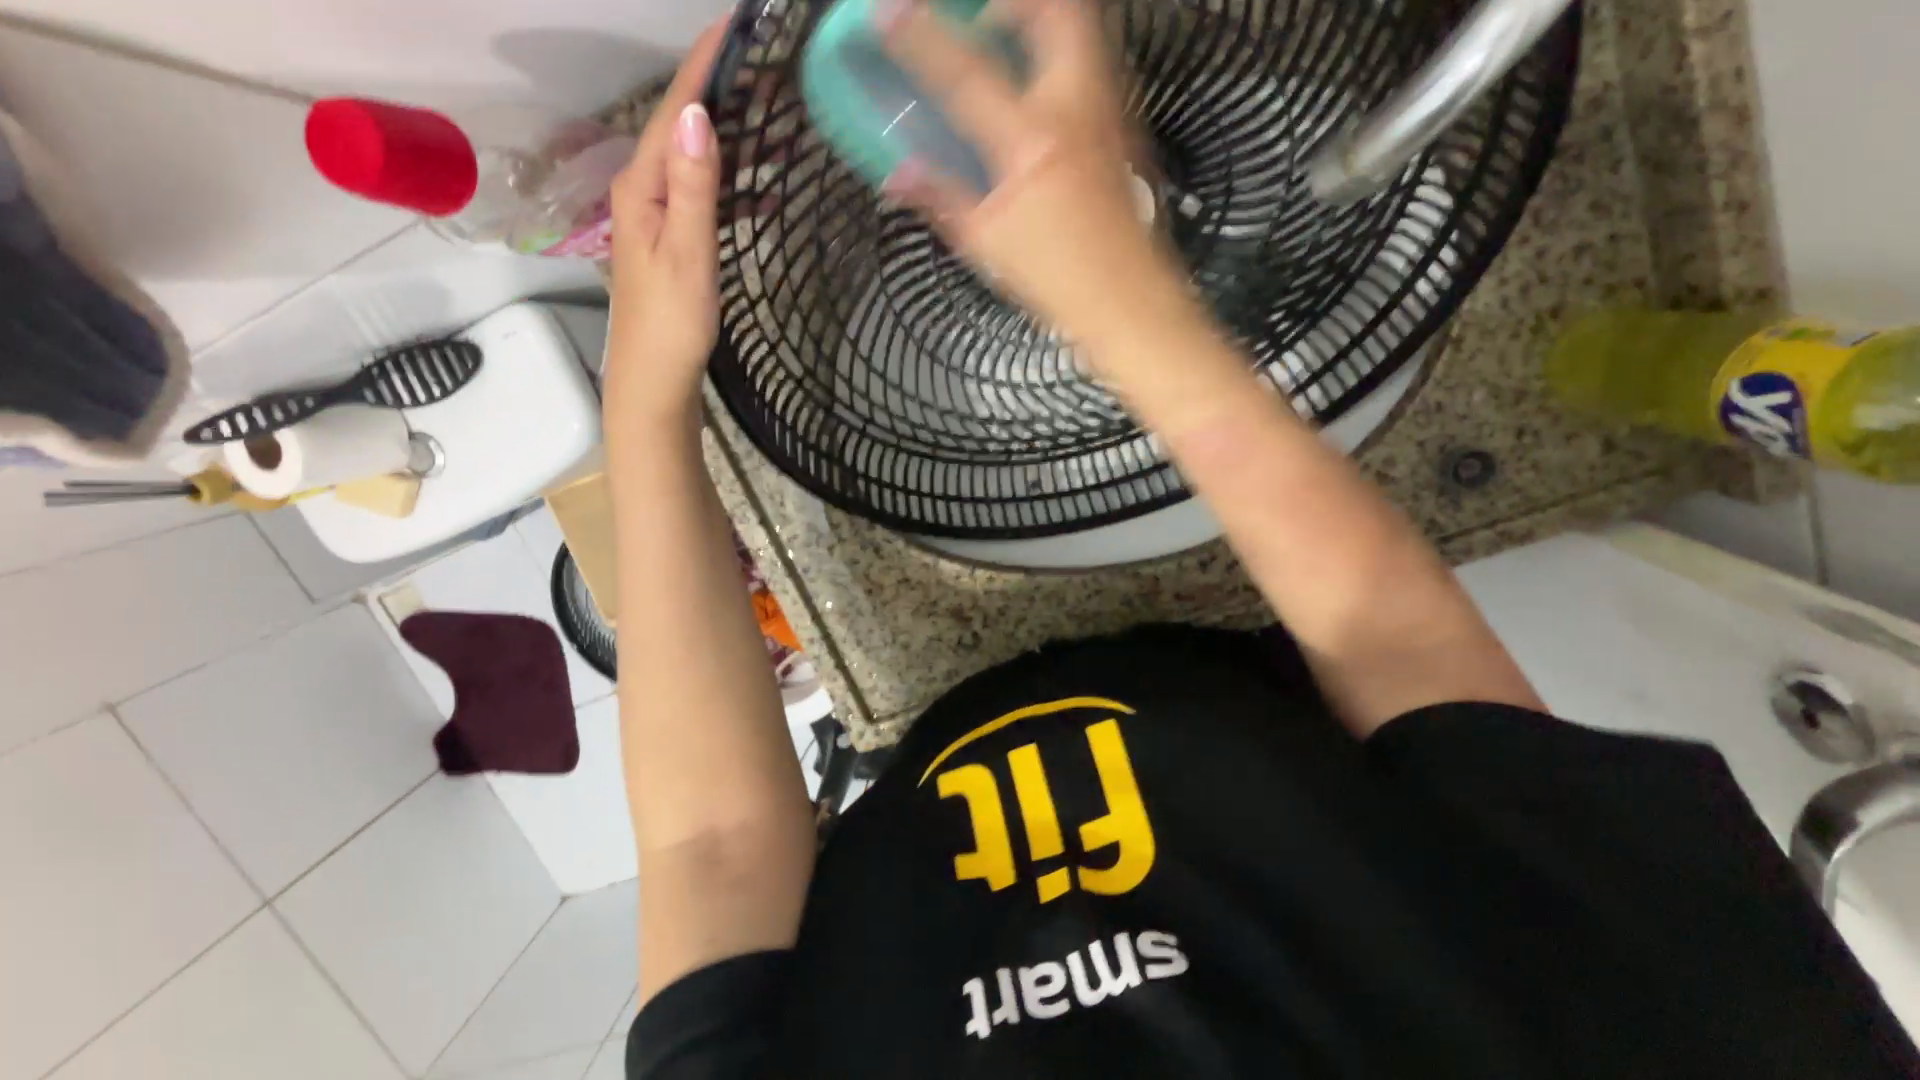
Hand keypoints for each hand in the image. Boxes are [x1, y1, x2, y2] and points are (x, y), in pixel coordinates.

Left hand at [603, 19, 727, 430]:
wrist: (654, 380)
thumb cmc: (672, 323)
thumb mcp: (688, 252)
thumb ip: (694, 185)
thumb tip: (698, 114)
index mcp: (642, 186)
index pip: (674, 110)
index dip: (703, 66)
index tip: (735, 25)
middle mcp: (642, 190)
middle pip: (681, 124)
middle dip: (720, 88)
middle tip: (766, 60)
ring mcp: (655, 214)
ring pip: (693, 156)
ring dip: (731, 131)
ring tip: (772, 107)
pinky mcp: (670, 237)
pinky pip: (701, 189)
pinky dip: (732, 177)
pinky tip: (762, 182)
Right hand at [878, 0, 1190, 349]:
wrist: (1131, 303)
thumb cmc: (1062, 282)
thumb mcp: (986, 245)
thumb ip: (941, 198)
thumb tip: (899, 176)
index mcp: (1031, 142)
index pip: (967, 71)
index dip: (921, 37)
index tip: (890, 13)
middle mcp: (1077, 111)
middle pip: (1053, 12)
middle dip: (1010, 1)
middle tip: (978, 14)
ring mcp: (1109, 114)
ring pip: (1082, 30)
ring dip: (1042, 20)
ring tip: (1006, 37)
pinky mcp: (1124, 128)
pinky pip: (1095, 65)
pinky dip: (1064, 57)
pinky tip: (1042, 90)